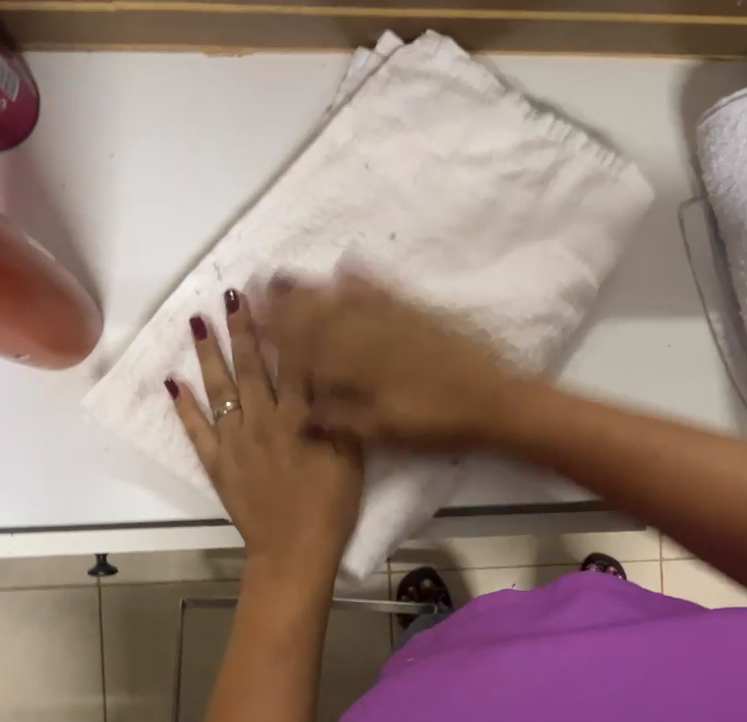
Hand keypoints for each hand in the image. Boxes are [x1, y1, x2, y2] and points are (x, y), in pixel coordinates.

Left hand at [170, 289, 363, 579]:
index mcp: (301, 417)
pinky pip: (195, 429)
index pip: (293, 362)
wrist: (294, 550)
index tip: (278, 297)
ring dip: (209, 353)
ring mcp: (235, 440)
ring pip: (221, 388)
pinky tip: (172, 381)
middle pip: (253, 366)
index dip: (286, 327)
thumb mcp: (352, 459)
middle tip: (232, 295)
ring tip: (199, 322)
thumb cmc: (331, 507)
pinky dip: (183, 405)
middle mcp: (265, 420)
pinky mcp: (217, 463)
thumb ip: (340, 415)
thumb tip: (329, 375)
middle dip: (243, 328)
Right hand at [262, 272, 524, 451]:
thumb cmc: (437, 425)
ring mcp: (396, 322)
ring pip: (345, 300)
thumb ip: (341, 420)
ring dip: (314, 286)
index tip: (251, 316)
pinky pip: (385, 291)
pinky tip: (347, 264)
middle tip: (258, 283)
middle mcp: (371, 338)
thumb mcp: (385, 432)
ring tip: (286, 273)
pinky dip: (364, 278)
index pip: (308, 347)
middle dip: (287, 301)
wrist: (494, 403)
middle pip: (321, 316)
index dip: (278, 331)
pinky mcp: (421, 314)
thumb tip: (298, 417)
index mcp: (358, 369)